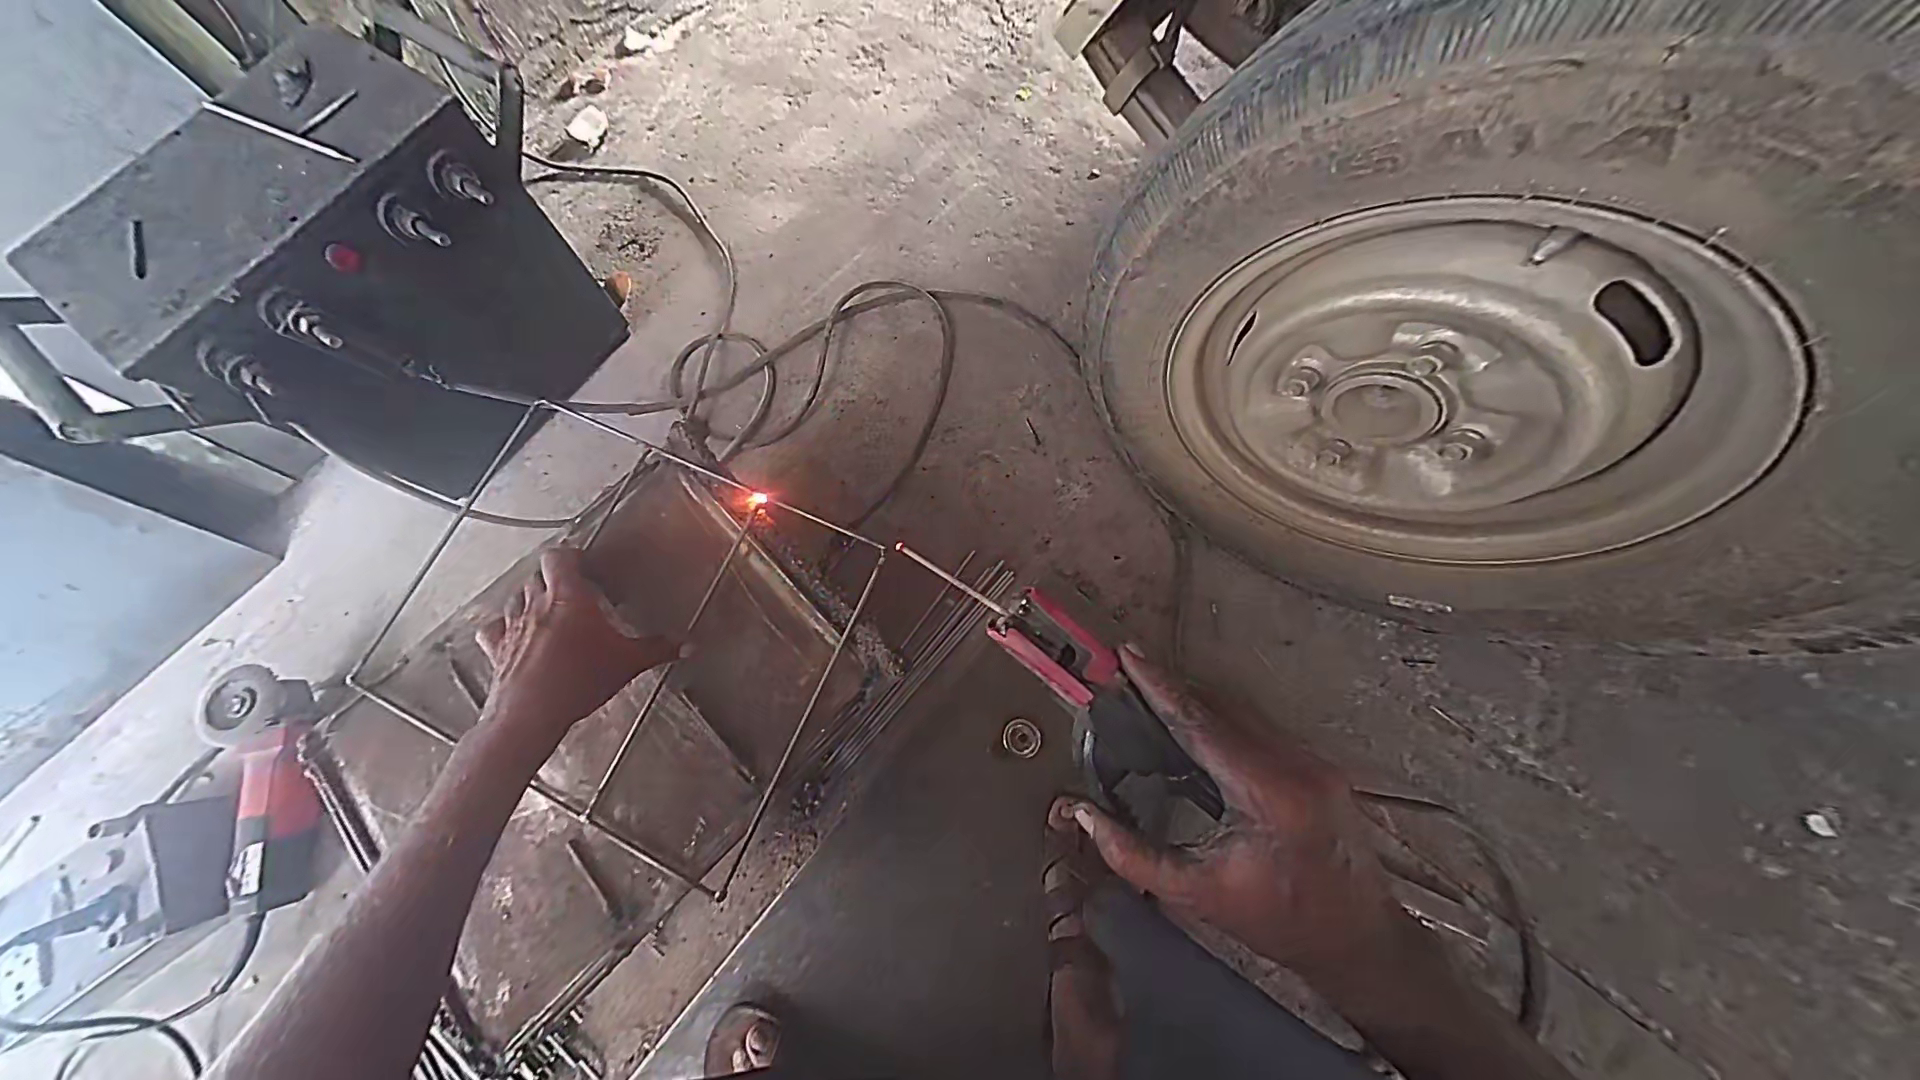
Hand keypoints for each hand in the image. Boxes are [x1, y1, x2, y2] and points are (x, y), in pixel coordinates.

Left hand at [475, 547, 678, 758]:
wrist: (531, 714)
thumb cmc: (578, 680)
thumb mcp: (628, 662)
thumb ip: (659, 649)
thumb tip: (688, 645)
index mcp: (569, 597)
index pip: (560, 557)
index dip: (570, 555)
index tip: (584, 561)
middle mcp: (536, 604)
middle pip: (539, 575)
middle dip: (555, 577)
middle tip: (575, 587)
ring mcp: (513, 625)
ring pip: (516, 596)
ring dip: (531, 597)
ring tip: (550, 607)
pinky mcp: (496, 648)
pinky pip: (494, 626)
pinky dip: (503, 624)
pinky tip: (515, 630)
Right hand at [1066, 645, 1414, 983]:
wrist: (1362, 944)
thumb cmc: (1280, 924)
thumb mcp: (1197, 895)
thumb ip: (1133, 855)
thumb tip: (1085, 815)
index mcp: (1268, 795)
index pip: (1199, 723)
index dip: (1158, 686)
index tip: (1128, 655)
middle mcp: (1296, 766)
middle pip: (1219, 707)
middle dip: (1169, 684)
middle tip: (1127, 667)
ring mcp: (1312, 761)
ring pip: (1240, 711)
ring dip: (1193, 698)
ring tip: (1150, 688)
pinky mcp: (1317, 764)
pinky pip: (1257, 726)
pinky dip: (1218, 716)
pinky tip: (1192, 720)